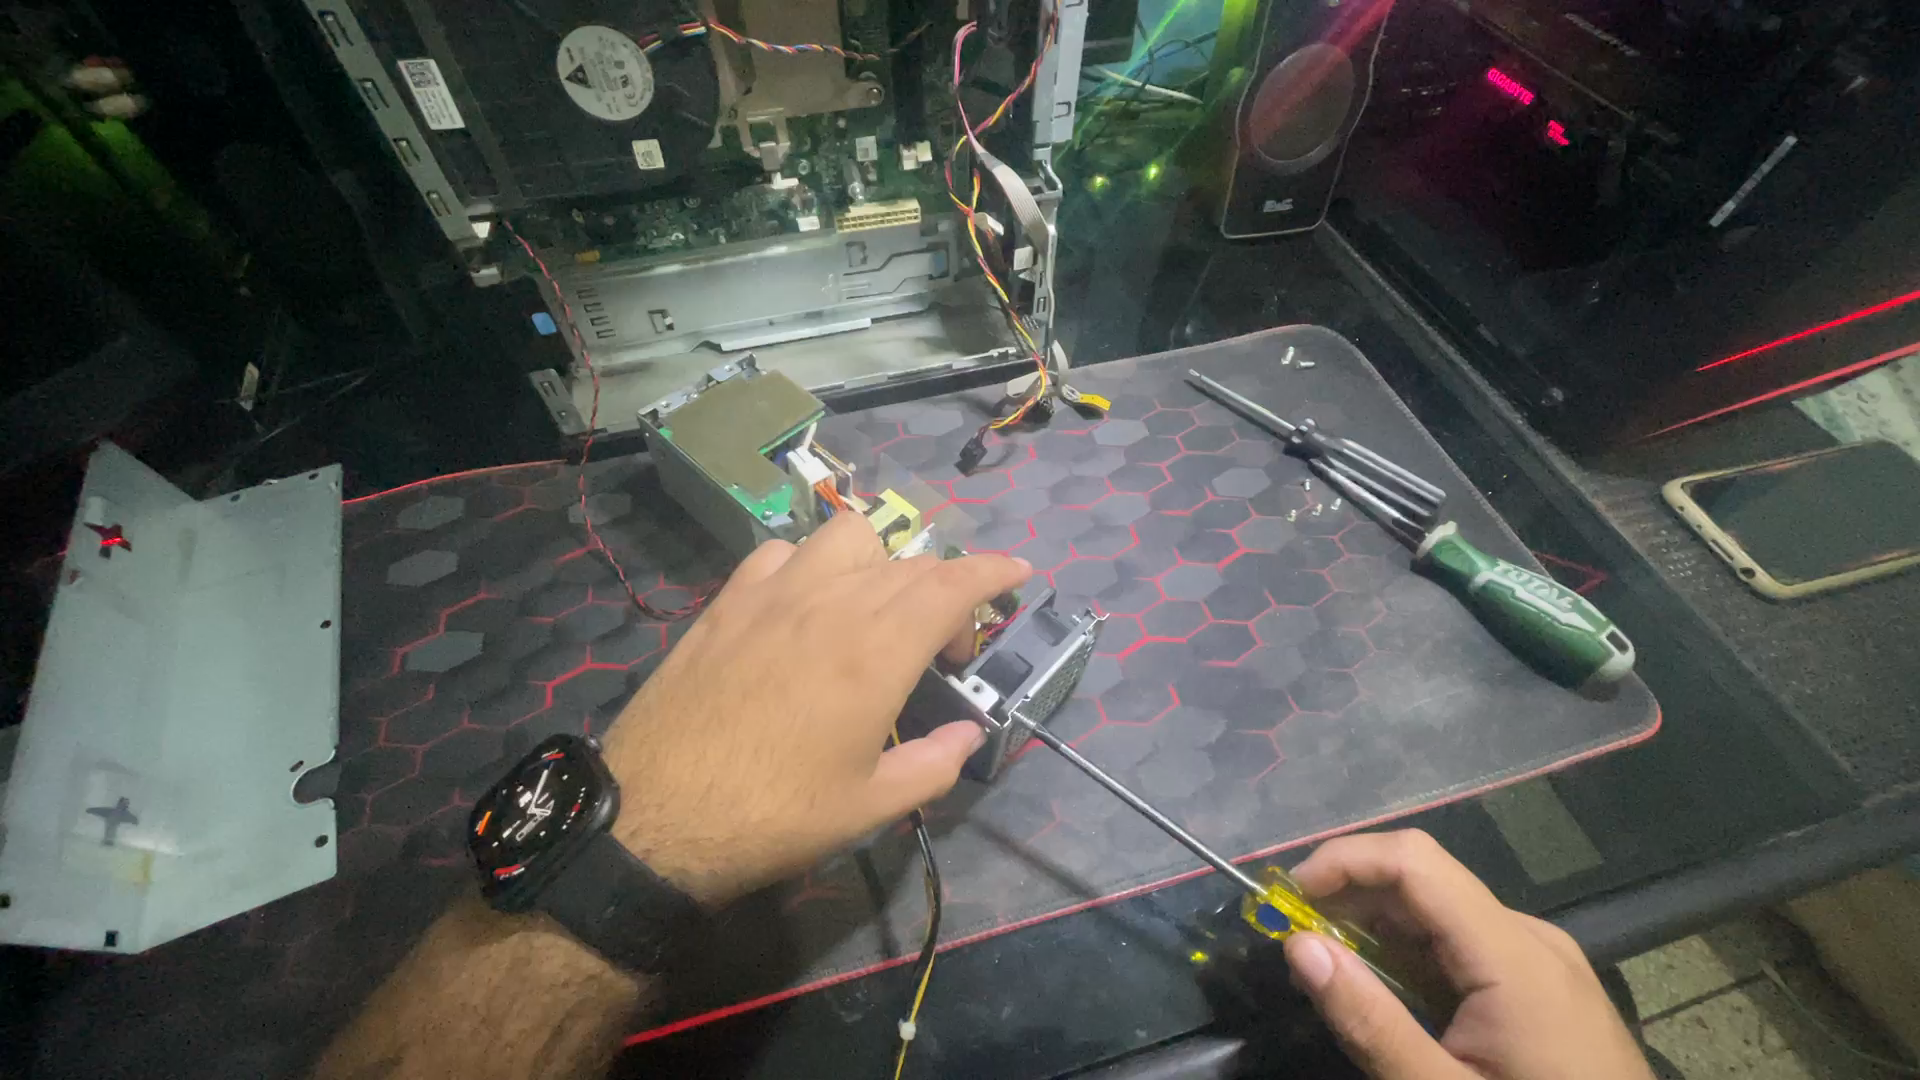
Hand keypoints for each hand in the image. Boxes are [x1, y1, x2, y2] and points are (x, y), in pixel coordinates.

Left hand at [599, 512, 1030, 904]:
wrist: (654, 816)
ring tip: (878, 606)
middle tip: (945, 648)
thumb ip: (935, 764)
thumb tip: (969, 734)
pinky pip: (786, 552)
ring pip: (850, 537)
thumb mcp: (870, 808)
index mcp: (877, 652)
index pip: (952, 585)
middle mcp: (833, 604)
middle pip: (911, 566)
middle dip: (948, 592)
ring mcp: (776, 593)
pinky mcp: (730, 599)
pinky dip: (814, 564)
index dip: (993, 571)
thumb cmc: (772, 816)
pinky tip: (806, 602)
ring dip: (883, 561)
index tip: (1018, 571)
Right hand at [1281, 830, 1653, 1079]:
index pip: (1413, 860)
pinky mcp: (1538, 984)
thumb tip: (1297, 944)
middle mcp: (1529, 938)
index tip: (1289, 900)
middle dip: (1346, 897)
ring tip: (1330, 972)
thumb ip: (1370, 1024)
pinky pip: (1457, 943)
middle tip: (1297, 944)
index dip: (1342, 861)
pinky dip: (1405, 954)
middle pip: (1419, 879)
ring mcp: (1539, 960)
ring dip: (1371, 927)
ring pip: (1433, 910)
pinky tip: (1382, 992)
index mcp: (1514, 956)